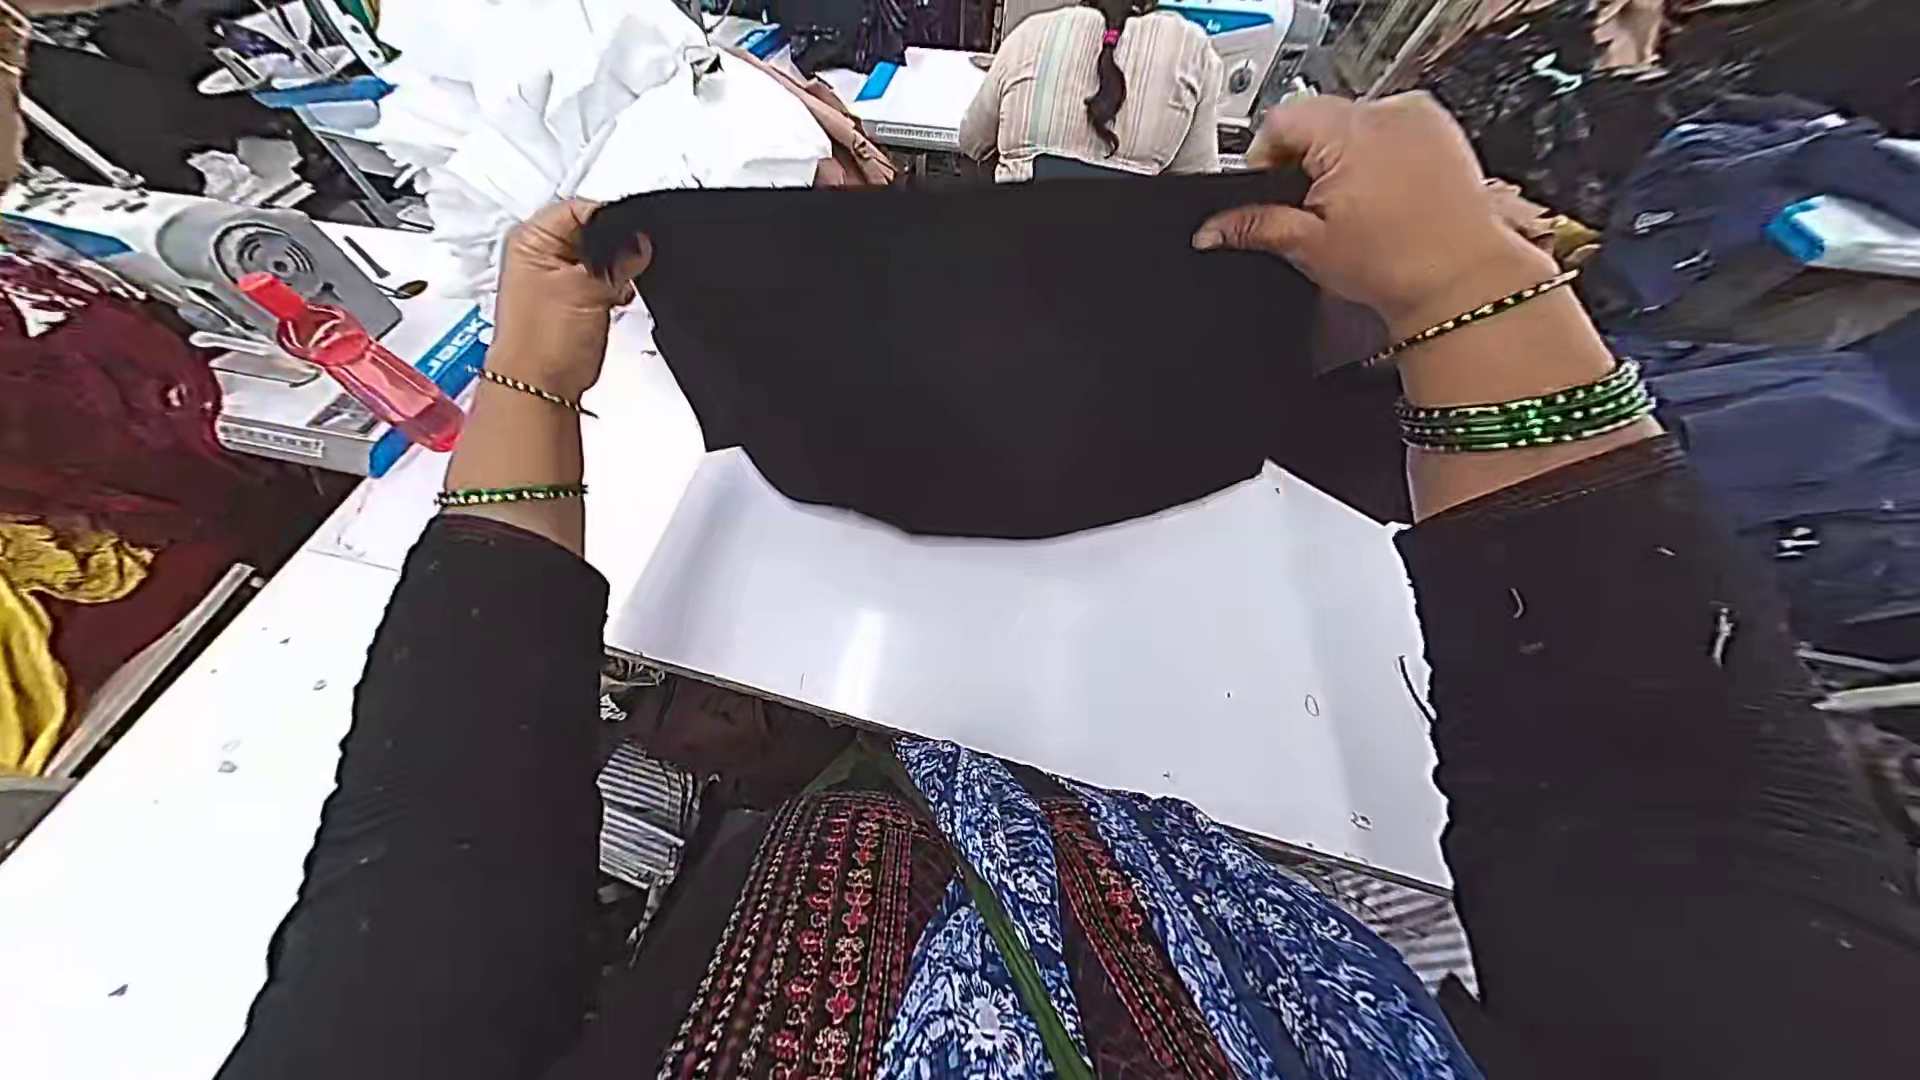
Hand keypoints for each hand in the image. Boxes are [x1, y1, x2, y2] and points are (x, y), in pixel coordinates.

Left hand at [488, 200, 651, 399]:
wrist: (543, 384)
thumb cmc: (544, 340)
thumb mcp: (585, 288)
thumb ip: (615, 261)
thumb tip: (640, 243)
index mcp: (532, 239)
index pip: (581, 209)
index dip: (614, 221)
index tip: (640, 237)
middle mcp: (542, 255)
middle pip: (593, 234)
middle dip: (618, 248)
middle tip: (631, 265)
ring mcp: (559, 280)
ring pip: (601, 260)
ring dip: (618, 272)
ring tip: (620, 287)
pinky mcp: (575, 302)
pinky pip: (603, 283)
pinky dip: (616, 289)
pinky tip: (620, 299)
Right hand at [1192, 93, 1558, 337]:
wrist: (1454, 276)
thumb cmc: (1392, 262)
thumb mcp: (1305, 246)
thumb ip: (1251, 227)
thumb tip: (1207, 231)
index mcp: (1350, 134)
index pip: (1279, 119)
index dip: (1263, 159)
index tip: (1271, 194)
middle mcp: (1388, 111)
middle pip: (1312, 119)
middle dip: (1300, 164)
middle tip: (1310, 210)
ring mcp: (1417, 116)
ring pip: (1345, 124)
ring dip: (1332, 160)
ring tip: (1345, 207)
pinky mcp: (1434, 128)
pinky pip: (1381, 129)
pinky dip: (1366, 157)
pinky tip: (1372, 197)